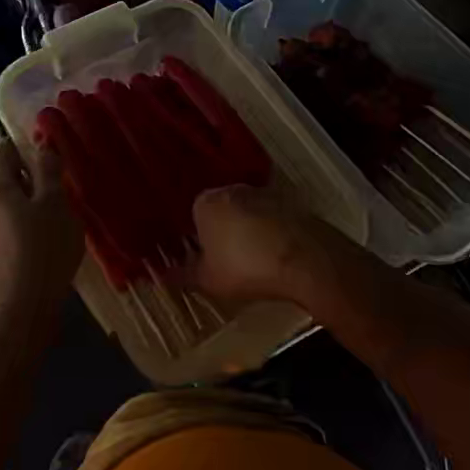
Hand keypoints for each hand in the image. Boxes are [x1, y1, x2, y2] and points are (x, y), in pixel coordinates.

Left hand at [0, 139, 83, 317]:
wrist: (24, 303)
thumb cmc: (43, 246)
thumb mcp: (55, 203)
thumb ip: (48, 170)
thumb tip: (42, 143)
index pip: (0, 149)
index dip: (22, 146)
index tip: (44, 155)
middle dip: (8, 170)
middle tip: (39, 180)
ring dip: (10, 194)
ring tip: (42, 207)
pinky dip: (10, 215)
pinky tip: (34, 231)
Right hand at [189, 185, 373, 308]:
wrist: (305, 260)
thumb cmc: (245, 267)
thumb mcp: (207, 280)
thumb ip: (182, 274)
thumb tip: (164, 274)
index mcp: (205, 203)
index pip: (193, 217)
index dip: (197, 240)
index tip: (203, 260)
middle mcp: (233, 190)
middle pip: (221, 211)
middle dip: (222, 234)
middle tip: (226, 263)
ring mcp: (265, 194)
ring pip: (248, 214)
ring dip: (249, 233)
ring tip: (254, 264)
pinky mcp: (293, 204)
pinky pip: (273, 220)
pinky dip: (272, 235)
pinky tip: (276, 259)